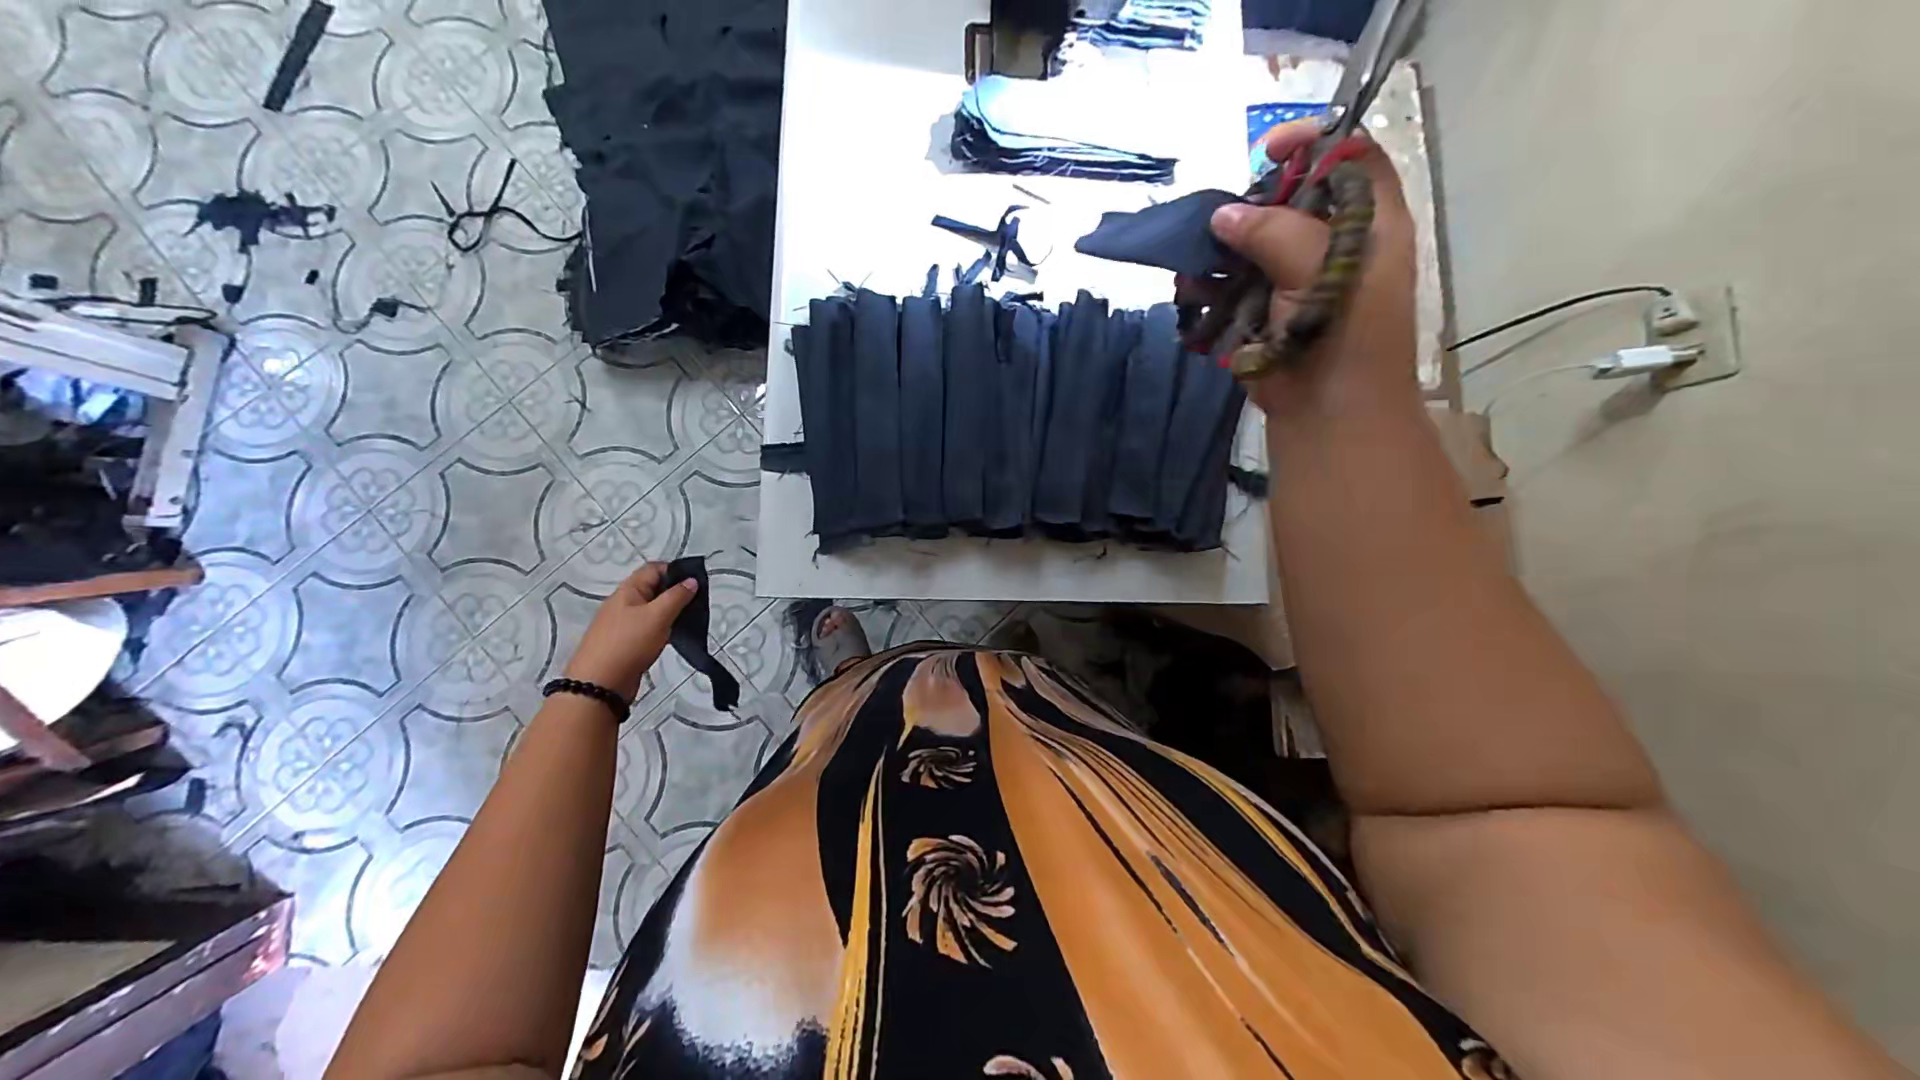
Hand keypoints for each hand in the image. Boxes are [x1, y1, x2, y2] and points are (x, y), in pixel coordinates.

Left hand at [561, 562, 697, 700]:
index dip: (676, 571)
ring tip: (689, 620)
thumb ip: (677, 597)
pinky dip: (662, 628)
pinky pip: (648, 627)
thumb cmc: (629, 644)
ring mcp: (623, 623)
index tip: (697, 583)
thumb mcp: (658, 616)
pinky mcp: (626, 642)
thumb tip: (691, 581)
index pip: (654, 569)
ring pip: (652, 609)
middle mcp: (624, 603)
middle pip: (653, 588)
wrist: (600, 684)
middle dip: (676, 592)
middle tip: (697, 602)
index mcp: (628, 590)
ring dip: (670, 611)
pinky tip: (673, 636)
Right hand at [1204, 120, 1420, 417]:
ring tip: (1195, 260)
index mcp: (1372, 225)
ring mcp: (1296, 282)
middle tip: (1223, 215)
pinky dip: (1210, 285)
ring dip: (1221, 249)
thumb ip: (1276, 231)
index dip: (1315, 142)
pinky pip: (1233, 285)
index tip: (1267, 150)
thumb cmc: (1341, 338)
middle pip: (1292, 200)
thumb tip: (1223, 216)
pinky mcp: (1265, 312)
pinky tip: (1191, 289)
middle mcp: (1335, 246)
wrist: (1327, 414)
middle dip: (1252, 203)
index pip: (1351, 159)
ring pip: (1255, 244)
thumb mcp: (1319, 269)